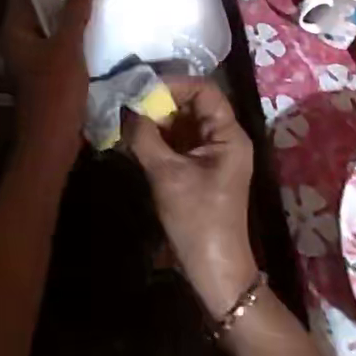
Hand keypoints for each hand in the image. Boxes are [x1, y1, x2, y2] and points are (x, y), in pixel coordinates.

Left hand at [0, 0, 92, 164]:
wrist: (52, 140)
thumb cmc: (54, 90)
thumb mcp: (67, 47)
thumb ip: (74, 13)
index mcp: (14, 30)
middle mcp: (18, 40)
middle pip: (37, 7)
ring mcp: (32, 57)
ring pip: (49, 25)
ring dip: (67, 12)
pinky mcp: (46, 71)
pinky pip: (58, 42)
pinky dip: (71, 31)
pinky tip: (93, 23)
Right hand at [125, 76, 259, 318]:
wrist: (214, 269)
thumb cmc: (197, 219)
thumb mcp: (167, 175)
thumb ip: (145, 137)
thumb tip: (126, 109)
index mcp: (229, 135)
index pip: (205, 91)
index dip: (175, 85)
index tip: (143, 90)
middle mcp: (224, 138)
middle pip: (193, 105)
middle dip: (161, 103)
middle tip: (129, 105)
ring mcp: (213, 154)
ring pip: (184, 123)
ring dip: (157, 121)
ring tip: (128, 120)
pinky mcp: (200, 169)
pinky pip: (179, 141)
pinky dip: (159, 138)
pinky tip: (136, 139)